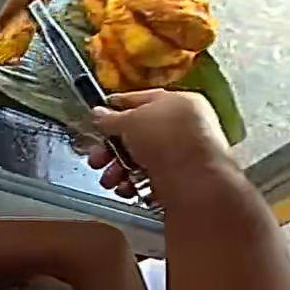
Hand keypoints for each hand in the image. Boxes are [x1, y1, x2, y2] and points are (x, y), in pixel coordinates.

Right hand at [84, 89, 231, 200]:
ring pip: (137, 159)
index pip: (139, 100)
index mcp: (176, 103)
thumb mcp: (130, 121)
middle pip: (134, 134)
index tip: (95, 117)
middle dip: (109, 148)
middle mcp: (179, 127)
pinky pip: (146, 178)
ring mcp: (178, 154)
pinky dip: (131, 184)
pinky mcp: (175, 180)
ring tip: (109, 180)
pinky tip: (125, 189)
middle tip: (95, 159)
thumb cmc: (164, 140)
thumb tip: (97, 114)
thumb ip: (109, 119)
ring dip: (116, 169)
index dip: (115, 107)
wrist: (194, 180)